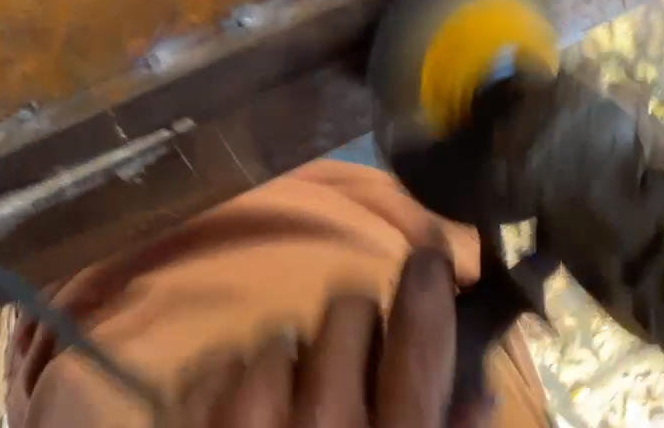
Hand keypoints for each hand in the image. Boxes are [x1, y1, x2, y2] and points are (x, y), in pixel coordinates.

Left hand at [174, 249, 485, 426]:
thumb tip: (474, 391)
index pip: (418, 351)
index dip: (428, 291)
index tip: (431, 254)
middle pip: (346, 313)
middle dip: (352, 331)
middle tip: (347, 367)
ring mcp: (246, 425)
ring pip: (278, 335)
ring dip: (287, 365)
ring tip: (285, 415)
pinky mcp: (189, 426)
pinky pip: (217, 362)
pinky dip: (229, 384)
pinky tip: (238, 423)